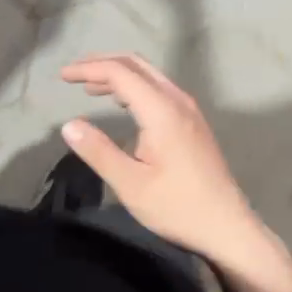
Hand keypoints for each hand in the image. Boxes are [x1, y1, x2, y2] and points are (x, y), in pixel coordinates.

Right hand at [59, 54, 263, 260]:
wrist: (229, 229)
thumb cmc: (178, 208)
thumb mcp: (131, 185)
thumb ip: (98, 151)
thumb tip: (68, 125)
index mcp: (161, 109)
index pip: (119, 71)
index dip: (88, 69)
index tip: (63, 76)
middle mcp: (177, 99)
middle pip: (135, 63)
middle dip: (102, 62)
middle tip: (74, 73)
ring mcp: (188, 109)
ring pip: (148, 74)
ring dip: (118, 73)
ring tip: (90, 87)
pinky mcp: (192, 121)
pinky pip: (158, 87)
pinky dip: (133, 85)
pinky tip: (121, 102)